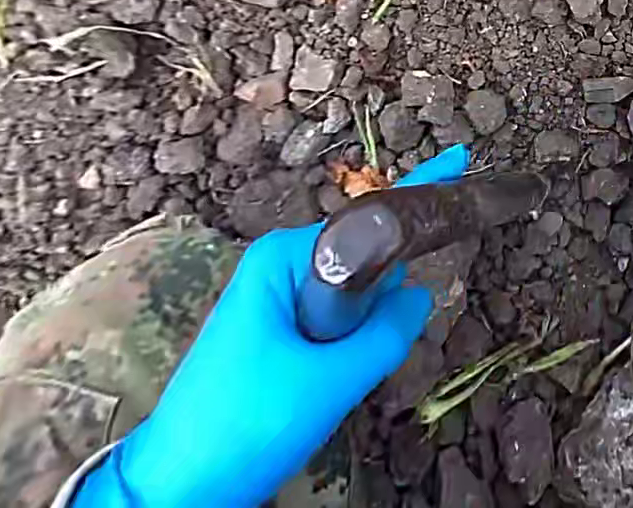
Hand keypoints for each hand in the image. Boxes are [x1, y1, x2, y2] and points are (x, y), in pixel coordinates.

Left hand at [74, 146, 470, 507]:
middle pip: (368, 247)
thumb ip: (390, 331)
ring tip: (347, 368)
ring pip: (357, 282)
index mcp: (285, 256)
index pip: (371, 212)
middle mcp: (281, 261)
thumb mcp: (332, 380)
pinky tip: (346, 364)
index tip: (460, 158)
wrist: (171, 495)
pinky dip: (358, 326)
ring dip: (372, 313)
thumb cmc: (246, 427)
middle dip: (393, 278)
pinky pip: (339, 306)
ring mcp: (278, 292)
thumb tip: (421, 294)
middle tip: (389, 323)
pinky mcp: (278, 322)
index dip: (422, 190)